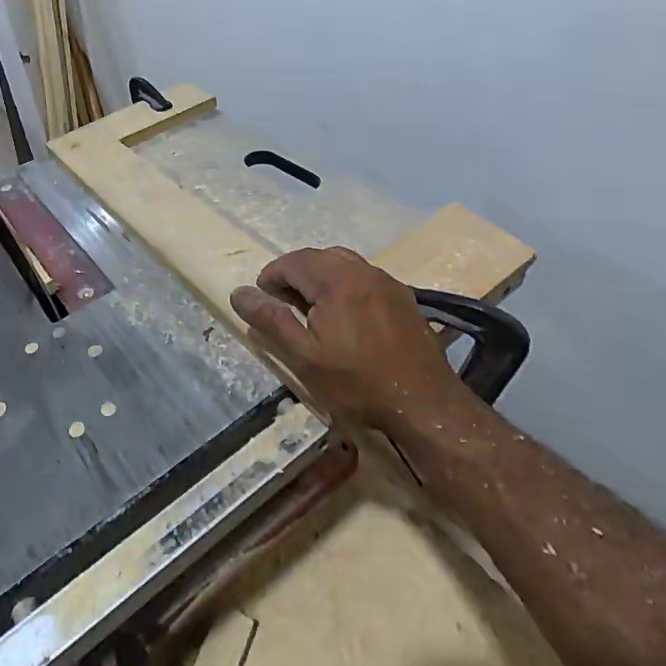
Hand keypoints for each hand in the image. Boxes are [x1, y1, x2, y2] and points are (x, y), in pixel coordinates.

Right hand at [229, 247, 468, 429]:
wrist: (425, 408)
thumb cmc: (357, 383)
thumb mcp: (302, 356)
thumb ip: (269, 319)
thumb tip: (239, 293)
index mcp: (338, 282)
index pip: (293, 261)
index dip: (271, 276)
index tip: (262, 301)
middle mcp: (366, 273)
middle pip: (319, 257)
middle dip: (294, 274)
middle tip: (281, 304)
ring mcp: (390, 285)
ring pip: (344, 264)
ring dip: (319, 277)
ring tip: (310, 309)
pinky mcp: (405, 301)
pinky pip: (364, 278)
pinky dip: (343, 286)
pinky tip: (343, 318)